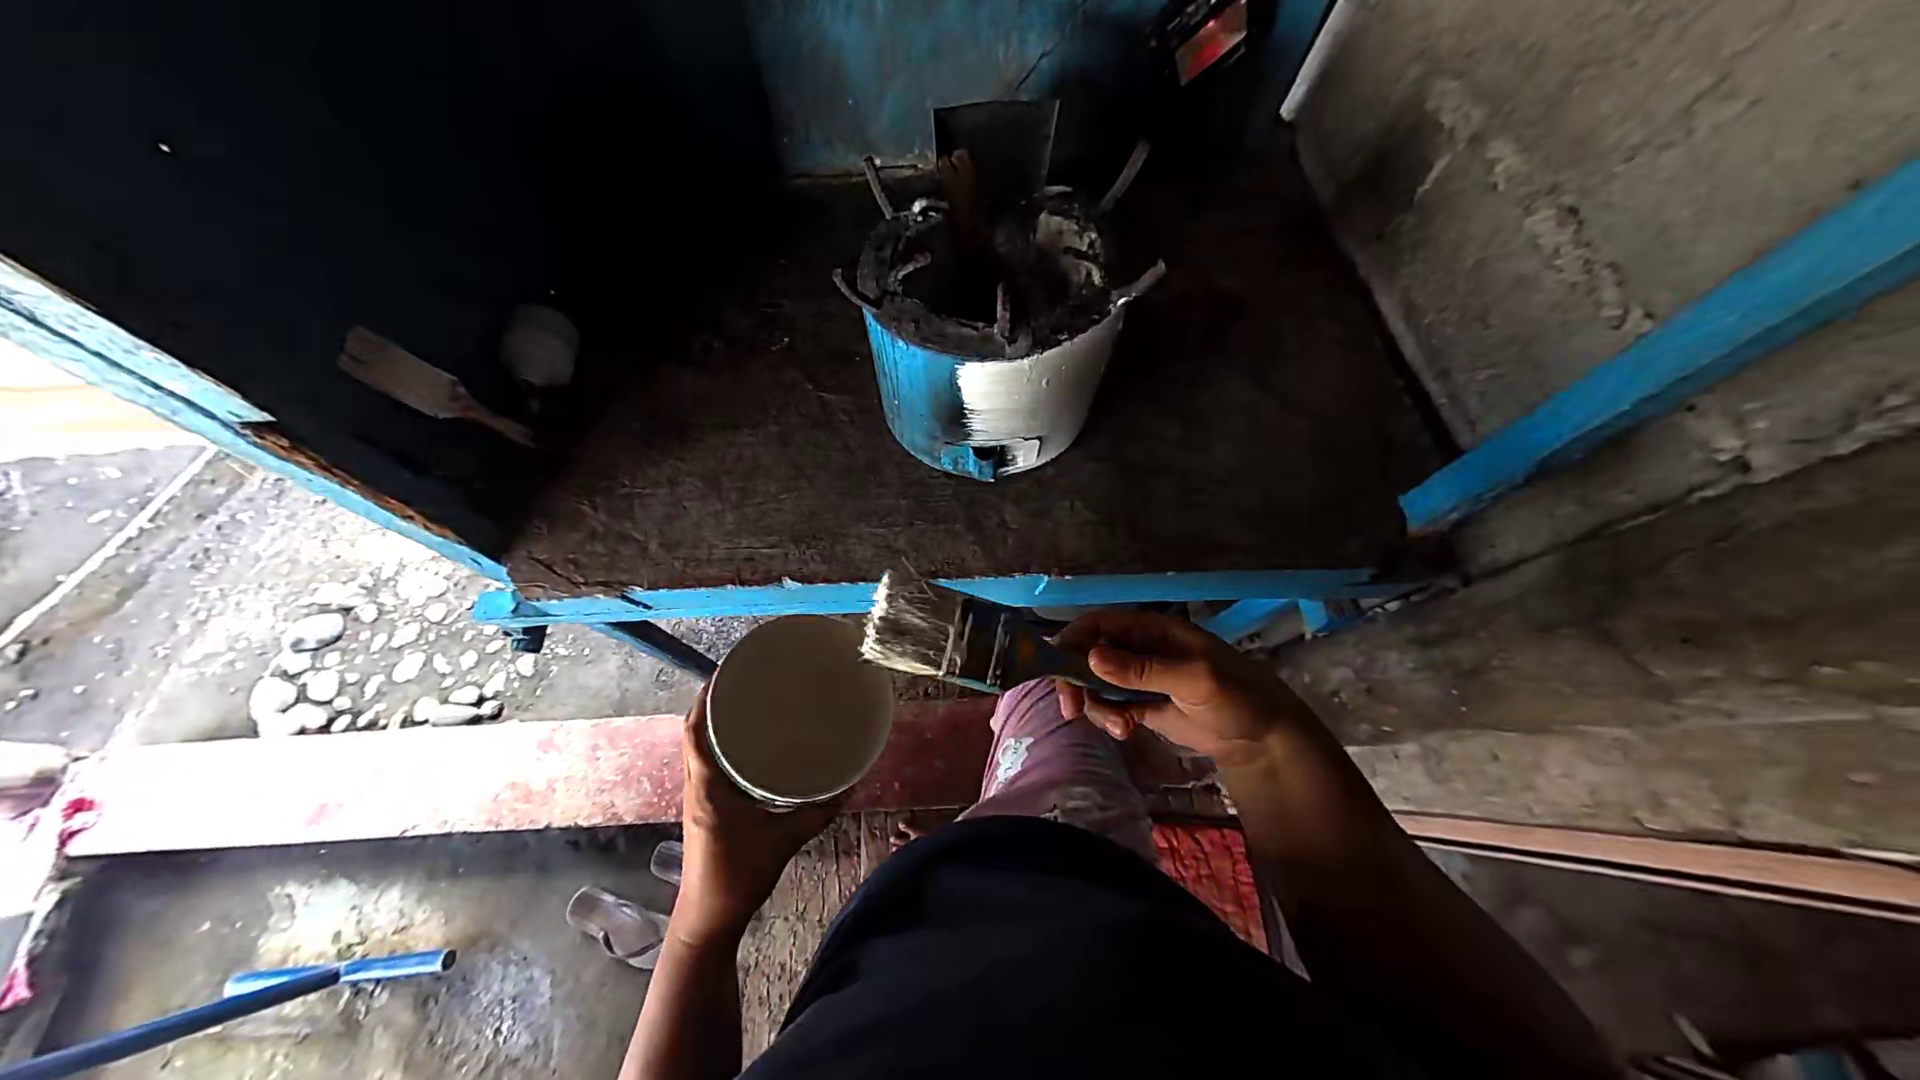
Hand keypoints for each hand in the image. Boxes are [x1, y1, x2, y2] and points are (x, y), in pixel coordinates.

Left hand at [674, 685, 840, 940]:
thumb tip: (850, 784)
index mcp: (708, 786)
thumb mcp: (785, 841)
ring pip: (698, 747)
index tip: (725, 673)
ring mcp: (698, 796)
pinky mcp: (705, 807)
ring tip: (745, 702)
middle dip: (711, 702)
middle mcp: (697, 785)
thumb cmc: (739, 875)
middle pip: (694, 731)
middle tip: (743, 680)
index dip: (704, 698)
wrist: (710, 917)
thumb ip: (818, 812)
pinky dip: (719, 744)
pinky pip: (707, 763)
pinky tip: (747, 744)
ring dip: (713, 722)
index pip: (695, 730)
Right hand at [1054, 611, 1318, 768]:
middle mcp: (1138, 649)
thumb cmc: (1237, 695)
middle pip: (1087, 655)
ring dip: (1095, 705)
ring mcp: (1138, 678)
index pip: (1099, 625)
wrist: (1264, 738)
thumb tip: (1091, 658)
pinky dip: (1109, 718)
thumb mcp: (1193, 679)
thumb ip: (1143, 669)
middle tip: (1071, 708)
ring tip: (1120, 728)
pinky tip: (1126, 731)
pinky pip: (1109, 706)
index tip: (1056, 669)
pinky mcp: (1140, 705)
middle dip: (1075, 680)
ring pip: (1094, 684)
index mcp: (1151, 630)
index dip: (1072, 641)